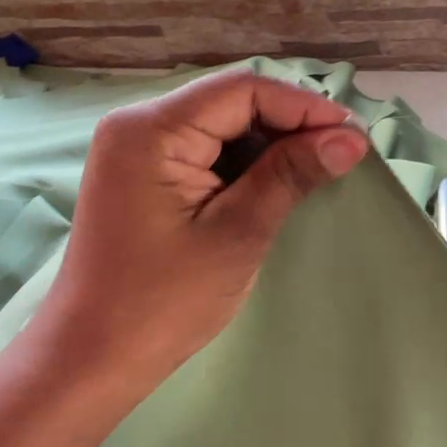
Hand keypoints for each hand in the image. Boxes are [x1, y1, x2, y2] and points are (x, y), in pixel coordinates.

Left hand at [34, 69, 369, 383]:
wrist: (93, 356)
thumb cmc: (162, 301)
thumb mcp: (237, 233)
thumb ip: (290, 176)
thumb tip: (351, 139)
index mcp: (150, 129)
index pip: (242, 90)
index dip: (304, 106)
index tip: (353, 136)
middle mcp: (138, 125)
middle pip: (231, 102)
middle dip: (290, 125)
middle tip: (343, 156)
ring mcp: (136, 150)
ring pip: (221, 127)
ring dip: (270, 146)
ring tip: (318, 171)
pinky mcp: (143, 176)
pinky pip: (204, 152)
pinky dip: (244, 165)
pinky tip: (277, 186)